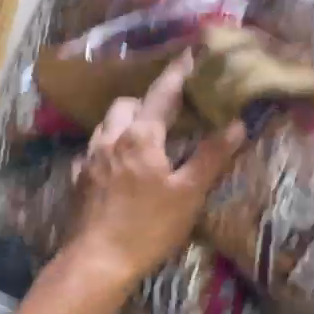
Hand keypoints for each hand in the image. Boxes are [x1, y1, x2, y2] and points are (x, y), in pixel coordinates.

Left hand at [64, 53, 246, 287]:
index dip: (178, 73)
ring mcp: (89, 158)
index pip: (162, 94)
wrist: (98, 260)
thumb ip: (211, 157)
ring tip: (143, 136)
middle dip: (146, 101)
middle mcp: (111, 138)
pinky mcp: (77, 178)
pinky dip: (107, 148)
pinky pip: (92, 150)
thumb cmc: (148, 227)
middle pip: (126, 104)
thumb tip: (236, 124)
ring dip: (124, 122)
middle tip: (167, 113)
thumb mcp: (188, 194)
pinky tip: (116, 164)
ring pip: (106, 124)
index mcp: (141, 136)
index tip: (190, 54)